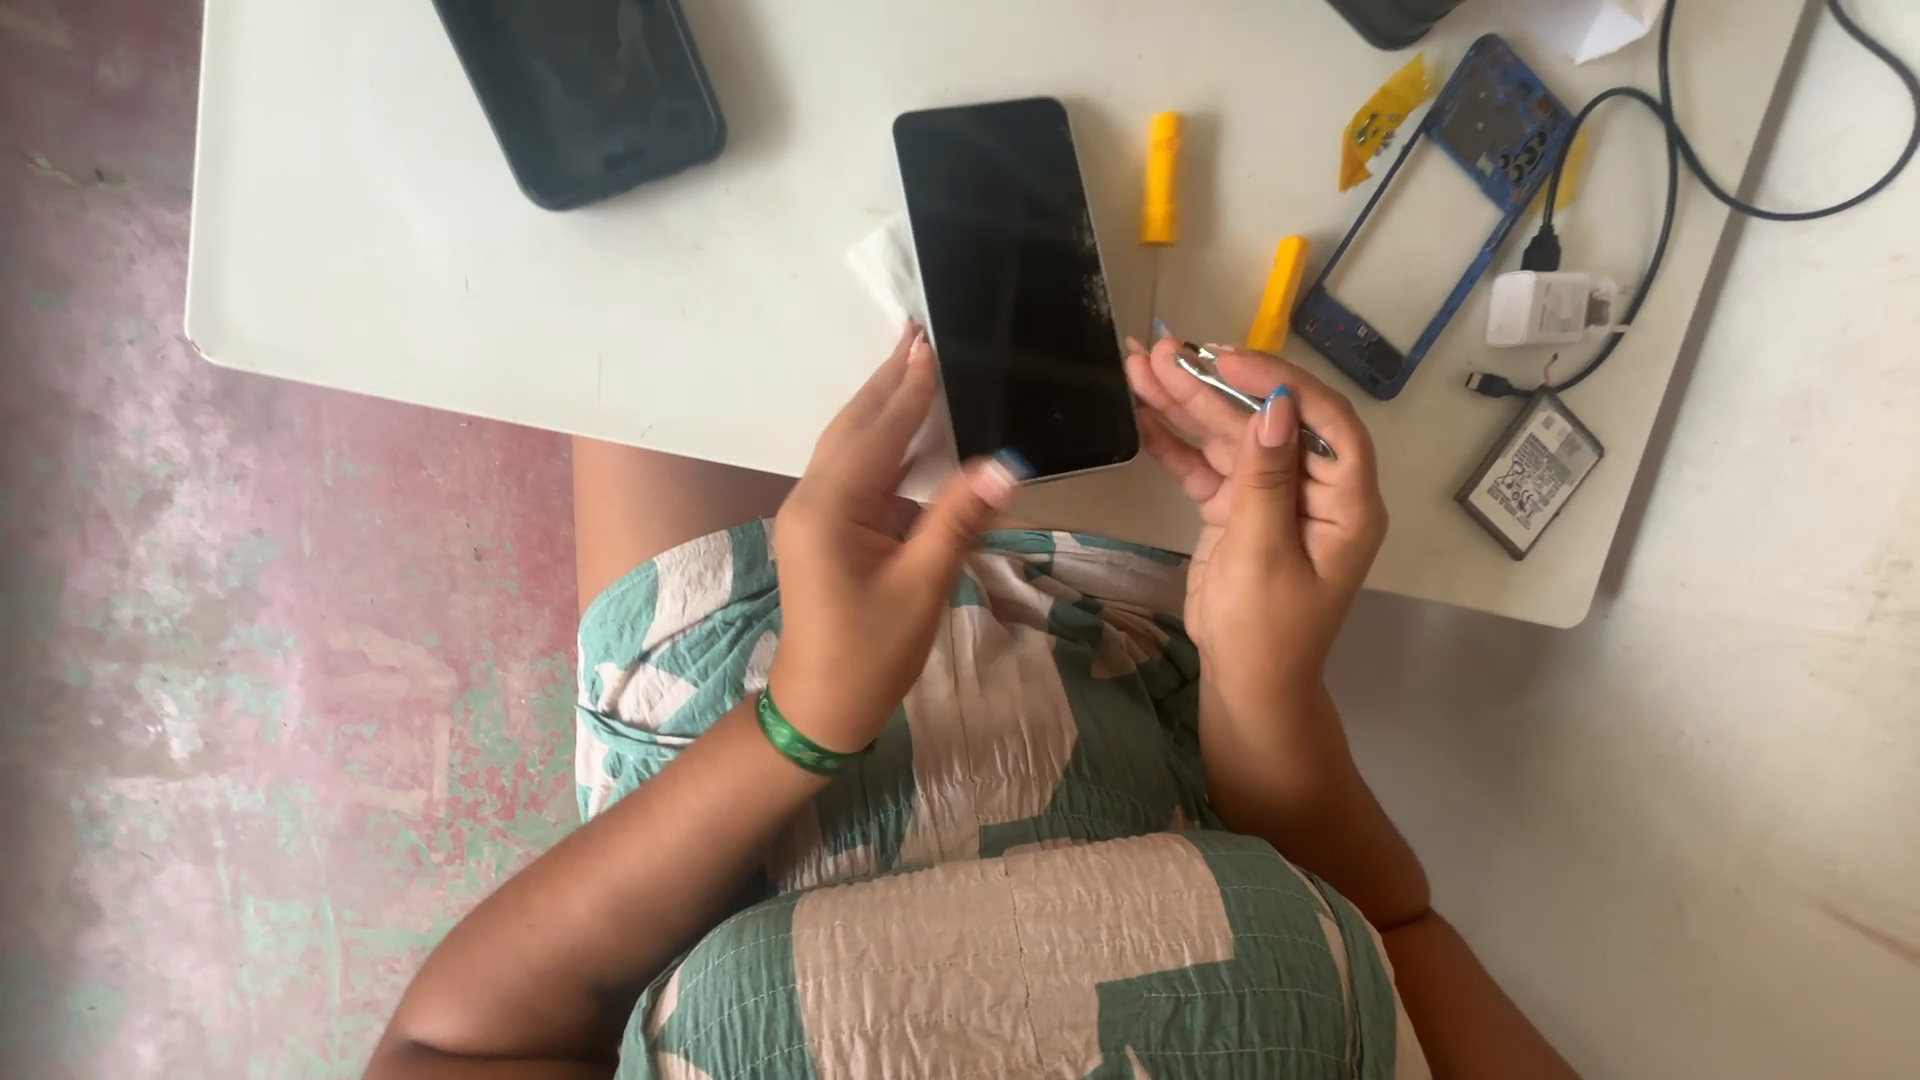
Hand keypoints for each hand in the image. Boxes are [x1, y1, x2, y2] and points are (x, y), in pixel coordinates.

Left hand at [767, 323, 1026, 752]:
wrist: (821, 706)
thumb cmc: (872, 653)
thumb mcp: (922, 586)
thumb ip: (959, 519)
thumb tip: (1007, 465)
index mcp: (829, 509)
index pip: (877, 434)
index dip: (908, 389)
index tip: (929, 341)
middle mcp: (811, 499)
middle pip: (852, 428)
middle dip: (886, 383)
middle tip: (916, 334)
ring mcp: (811, 514)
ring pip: (848, 447)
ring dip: (881, 409)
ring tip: (912, 368)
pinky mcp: (822, 529)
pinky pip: (852, 473)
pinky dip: (880, 445)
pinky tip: (902, 432)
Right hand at [1124, 336, 1386, 709]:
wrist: (1244, 680)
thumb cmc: (1266, 630)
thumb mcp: (1264, 557)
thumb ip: (1265, 481)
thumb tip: (1273, 407)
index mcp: (1345, 502)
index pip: (1324, 422)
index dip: (1278, 384)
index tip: (1226, 360)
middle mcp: (1312, 488)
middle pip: (1266, 422)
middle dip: (1214, 387)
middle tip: (1162, 353)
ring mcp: (1271, 496)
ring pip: (1229, 438)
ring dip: (1186, 404)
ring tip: (1141, 368)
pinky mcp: (1236, 509)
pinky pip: (1207, 467)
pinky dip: (1175, 444)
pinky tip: (1143, 415)